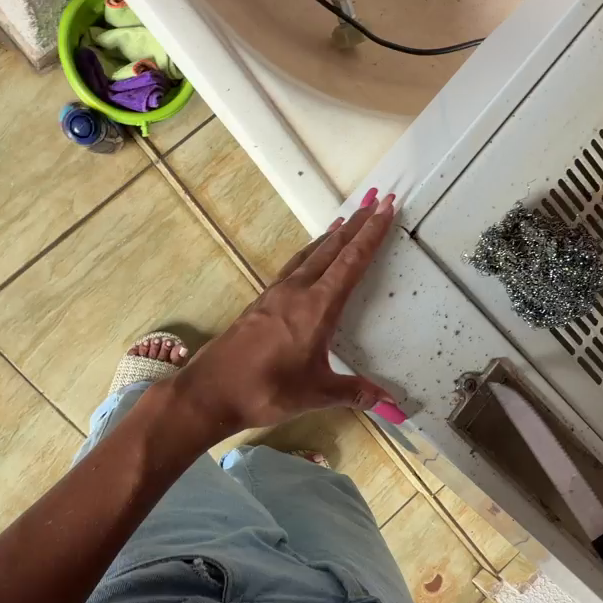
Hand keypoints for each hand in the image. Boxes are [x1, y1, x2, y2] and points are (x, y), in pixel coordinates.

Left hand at [161, 188, 399, 435]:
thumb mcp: (317, 393)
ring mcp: (275, 295)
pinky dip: (309, 254)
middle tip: (374, 200)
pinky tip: (310, 258)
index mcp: (317, 307)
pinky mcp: (260, 303)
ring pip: (310, 254)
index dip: (371, 234)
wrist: (211, 391)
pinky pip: (293, 267)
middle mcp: (297, 292)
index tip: (385, 207)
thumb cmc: (267, 390)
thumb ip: (355, 392)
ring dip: (331, 236)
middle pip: (332, 248)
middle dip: (356, 224)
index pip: (351, 262)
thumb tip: (391, 403)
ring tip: (347, 220)